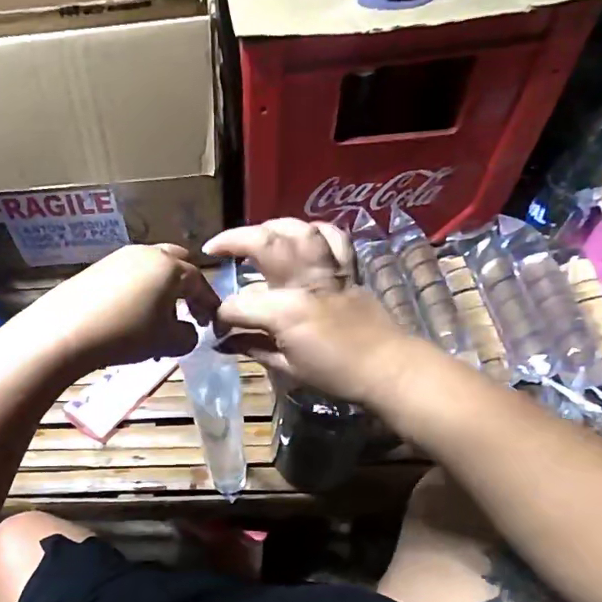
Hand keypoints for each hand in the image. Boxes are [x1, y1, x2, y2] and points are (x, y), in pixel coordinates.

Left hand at [28, 245, 217, 372]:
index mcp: (172, 268)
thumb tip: (187, 329)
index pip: (201, 283)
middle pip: (177, 264)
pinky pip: (129, 276)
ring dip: (161, 291)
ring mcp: (119, 257)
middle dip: (186, 288)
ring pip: (152, 270)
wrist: (65, 331)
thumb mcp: (169, 342)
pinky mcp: (97, 268)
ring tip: (156, 321)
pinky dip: (139, 292)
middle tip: (186, 313)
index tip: (211, 324)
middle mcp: (148, 254)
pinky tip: (130, 317)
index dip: (209, 305)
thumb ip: (189, 335)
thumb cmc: (127, 334)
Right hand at [205, 221, 428, 403]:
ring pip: (297, 230)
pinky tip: (301, 236)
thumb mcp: (289, 368)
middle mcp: (303, 282)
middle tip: (215, 247)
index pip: (239, 304)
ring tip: (255, 234)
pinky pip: (332, 237)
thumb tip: (227, 341)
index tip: (219, 325)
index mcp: (284, 311)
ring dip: (271, 226)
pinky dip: (315, 230)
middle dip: (232, 240)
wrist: (387, 367)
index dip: (222, 316)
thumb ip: (254, 348)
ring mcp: (327, 271)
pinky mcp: (348, 269)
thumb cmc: (336, 374)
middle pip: (263, 243)